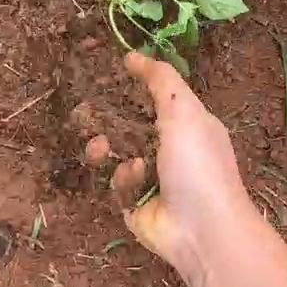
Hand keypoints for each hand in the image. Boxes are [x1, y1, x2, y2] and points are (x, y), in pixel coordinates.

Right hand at [112, 53, 262, 283]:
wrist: (203, 229)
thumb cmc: (199, 164)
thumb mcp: (183, 111)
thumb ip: (160, 80)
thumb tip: (133, 56)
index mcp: (190, 126)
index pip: (160, 99)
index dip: (138, 85)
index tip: (115, 70)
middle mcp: (172, 152)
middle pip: (131, 127)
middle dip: (107, 120)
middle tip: (83, 111)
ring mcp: (154, 180)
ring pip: (117, 156)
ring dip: (105, 149)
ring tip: (100, 148)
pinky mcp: (137, 206)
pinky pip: (119, 185)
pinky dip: (124, 179)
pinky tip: (136, 178)